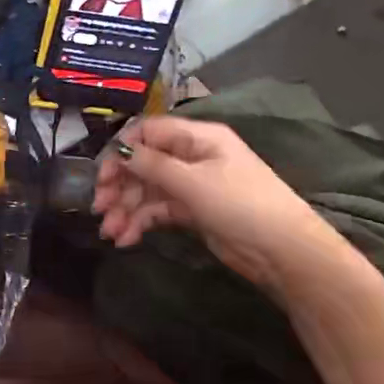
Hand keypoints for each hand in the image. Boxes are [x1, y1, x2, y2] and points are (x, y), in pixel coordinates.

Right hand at [92, 116, 345, 289]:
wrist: (283, 251)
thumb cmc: (242, 204)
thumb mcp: (193, 181)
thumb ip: (151, 164)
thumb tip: (118, 151)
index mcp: (197, 138)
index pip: (147, 132)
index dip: (121, 150)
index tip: (103, 176)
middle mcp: (191, 156)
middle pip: (142, 164)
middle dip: (119, 187)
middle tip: (100, 209)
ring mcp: (190, 184)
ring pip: (146, 191)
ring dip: (125, 210)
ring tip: (110, 233)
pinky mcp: (190, 210)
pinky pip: (156, 211)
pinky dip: (139, 223)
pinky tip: (126, 239)